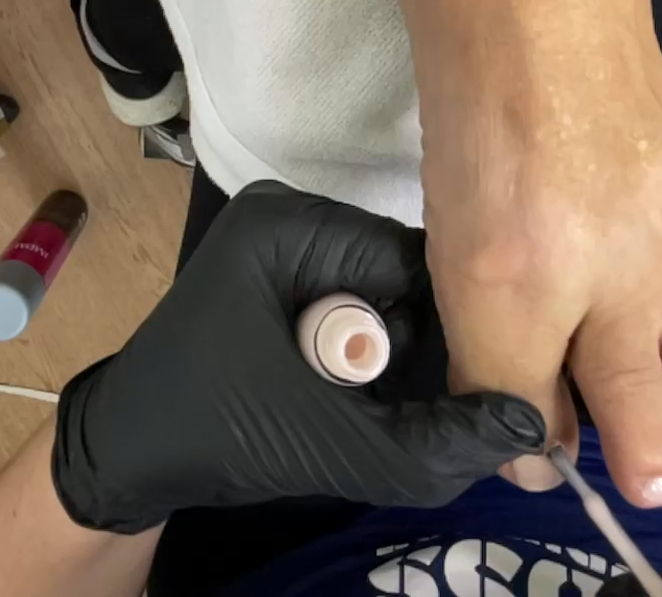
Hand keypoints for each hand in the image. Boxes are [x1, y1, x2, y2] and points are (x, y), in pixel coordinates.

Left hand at [50, 182, 547, 532]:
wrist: (131, 451)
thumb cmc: (217, 434)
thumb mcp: (331, 445)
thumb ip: (433, 443)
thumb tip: (530, 427)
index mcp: (286, 224)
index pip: (409, 260)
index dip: (444, 330)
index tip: (459, 392)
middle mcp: (285, 210)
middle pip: (397, 272)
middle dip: (411, 346)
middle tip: (403, 408)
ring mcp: (280, 232)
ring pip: (380, 288)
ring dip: (389, 351)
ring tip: (370, 401)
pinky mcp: (279, 262)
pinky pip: (352, 295)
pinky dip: (363, 346)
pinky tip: (349, 385)